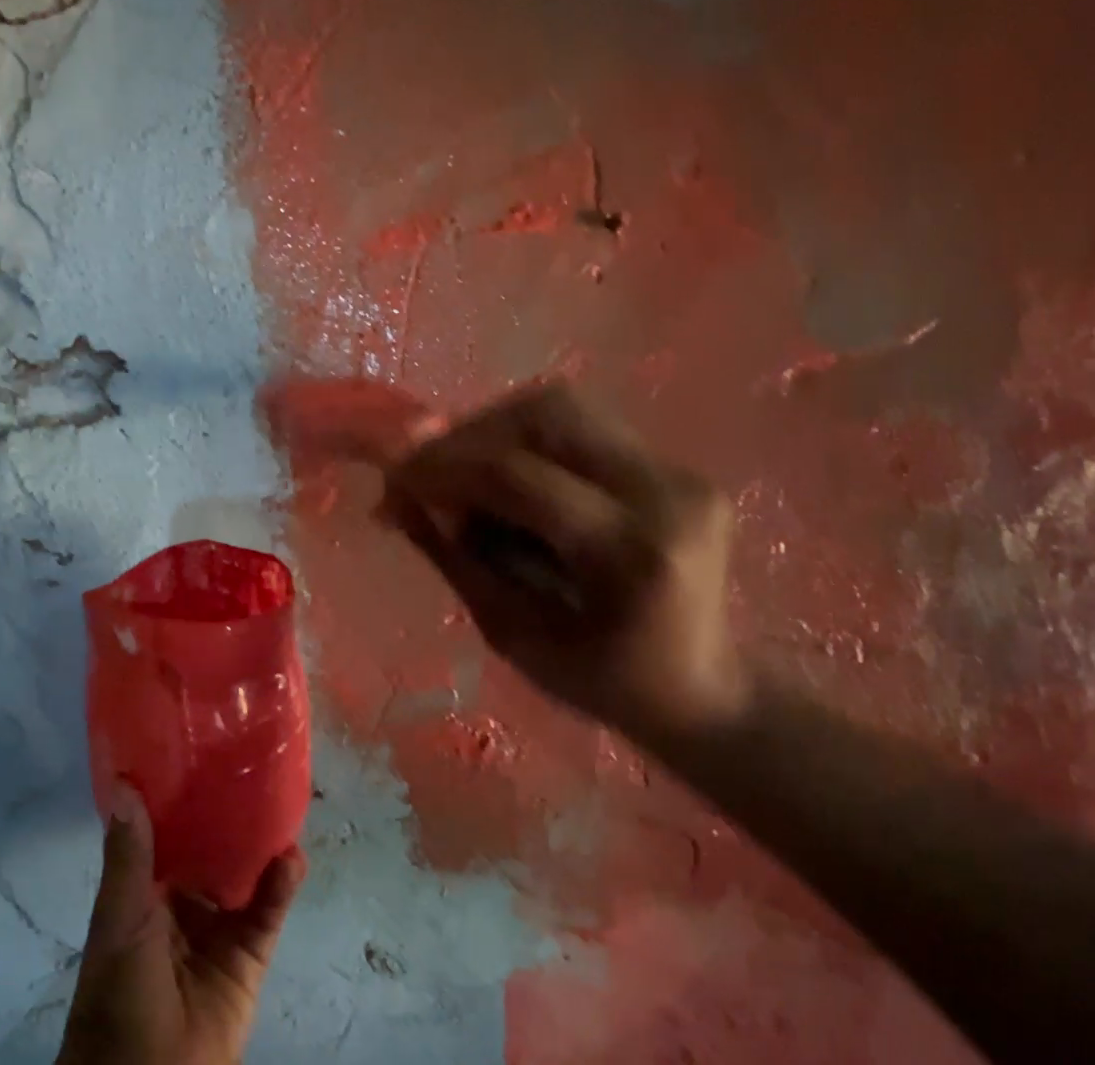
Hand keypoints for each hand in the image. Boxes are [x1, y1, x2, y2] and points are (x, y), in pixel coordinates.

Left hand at [57, 784, 306, 1064]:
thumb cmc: (119, 993)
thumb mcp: (120, 919)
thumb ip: (128, 856)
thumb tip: (123, 782)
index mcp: (141, 889)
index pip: (161, 831)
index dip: (175, 794)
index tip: (193, 746)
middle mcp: (179, 900)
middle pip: (207, 847)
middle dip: (225, 812)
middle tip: (247, 760)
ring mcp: (216, 926)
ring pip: (241, 874)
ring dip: (258, 843)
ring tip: (278, 795)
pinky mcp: (248, 954)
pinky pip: (266, 912)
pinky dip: (280, 885)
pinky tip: (291, 856)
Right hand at [382, 384, 748, 738]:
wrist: (702, 687)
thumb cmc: (600, 682)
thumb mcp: (513, 635)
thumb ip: (456, 559)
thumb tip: (399, 497)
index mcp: (631, 552)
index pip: (519, 478)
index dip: (442, 470)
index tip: (391, 483)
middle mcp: (666, 493)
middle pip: (548, 415)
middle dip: (467, 435)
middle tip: (422, 471)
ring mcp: (679, 470)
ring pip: (563, 406)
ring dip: (493, 430)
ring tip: (457, 472)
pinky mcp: (674, 464)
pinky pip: (581, 426)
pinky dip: (524, 441)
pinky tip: (500, 479)